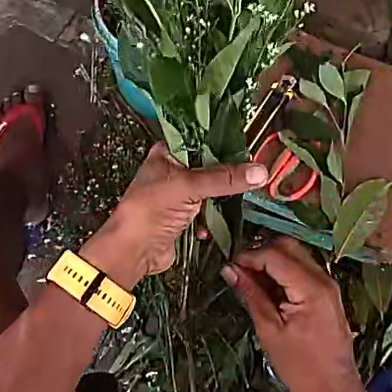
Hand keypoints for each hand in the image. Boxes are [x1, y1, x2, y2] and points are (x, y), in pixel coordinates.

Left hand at [82, 143, 267, 285]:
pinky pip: (206, 212)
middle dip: (226, 176)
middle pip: (208, 167)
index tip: (247, 149)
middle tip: (248, 176)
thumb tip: (258, 171)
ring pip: (209, 191)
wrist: (134, 251)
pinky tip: (210, 224)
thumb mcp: (189, 186)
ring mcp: (177, 195)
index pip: (200, 140)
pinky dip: (211, 219)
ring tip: (235, 200)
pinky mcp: (183, 216)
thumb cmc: (149, 210)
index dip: (222, 144)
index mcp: (166, 154)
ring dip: (219, 200)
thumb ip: (224, 178)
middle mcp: (171, 171)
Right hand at [224, 239, 370, 391]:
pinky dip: (283, 271)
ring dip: (271, 261)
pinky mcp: (327, 292)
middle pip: (288, 246)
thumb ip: (251, 294)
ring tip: (251, 281)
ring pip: (295, 254)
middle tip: (239, 271)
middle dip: (260, 252)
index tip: (230, 267)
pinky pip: (302, 269)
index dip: (249, 256)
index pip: (275, 255)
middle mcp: (324, 279)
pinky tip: (268, 289)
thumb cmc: (301, 368)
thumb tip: (230, 269)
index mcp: (312, 288)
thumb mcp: (269, 331)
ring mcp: (328, 284)